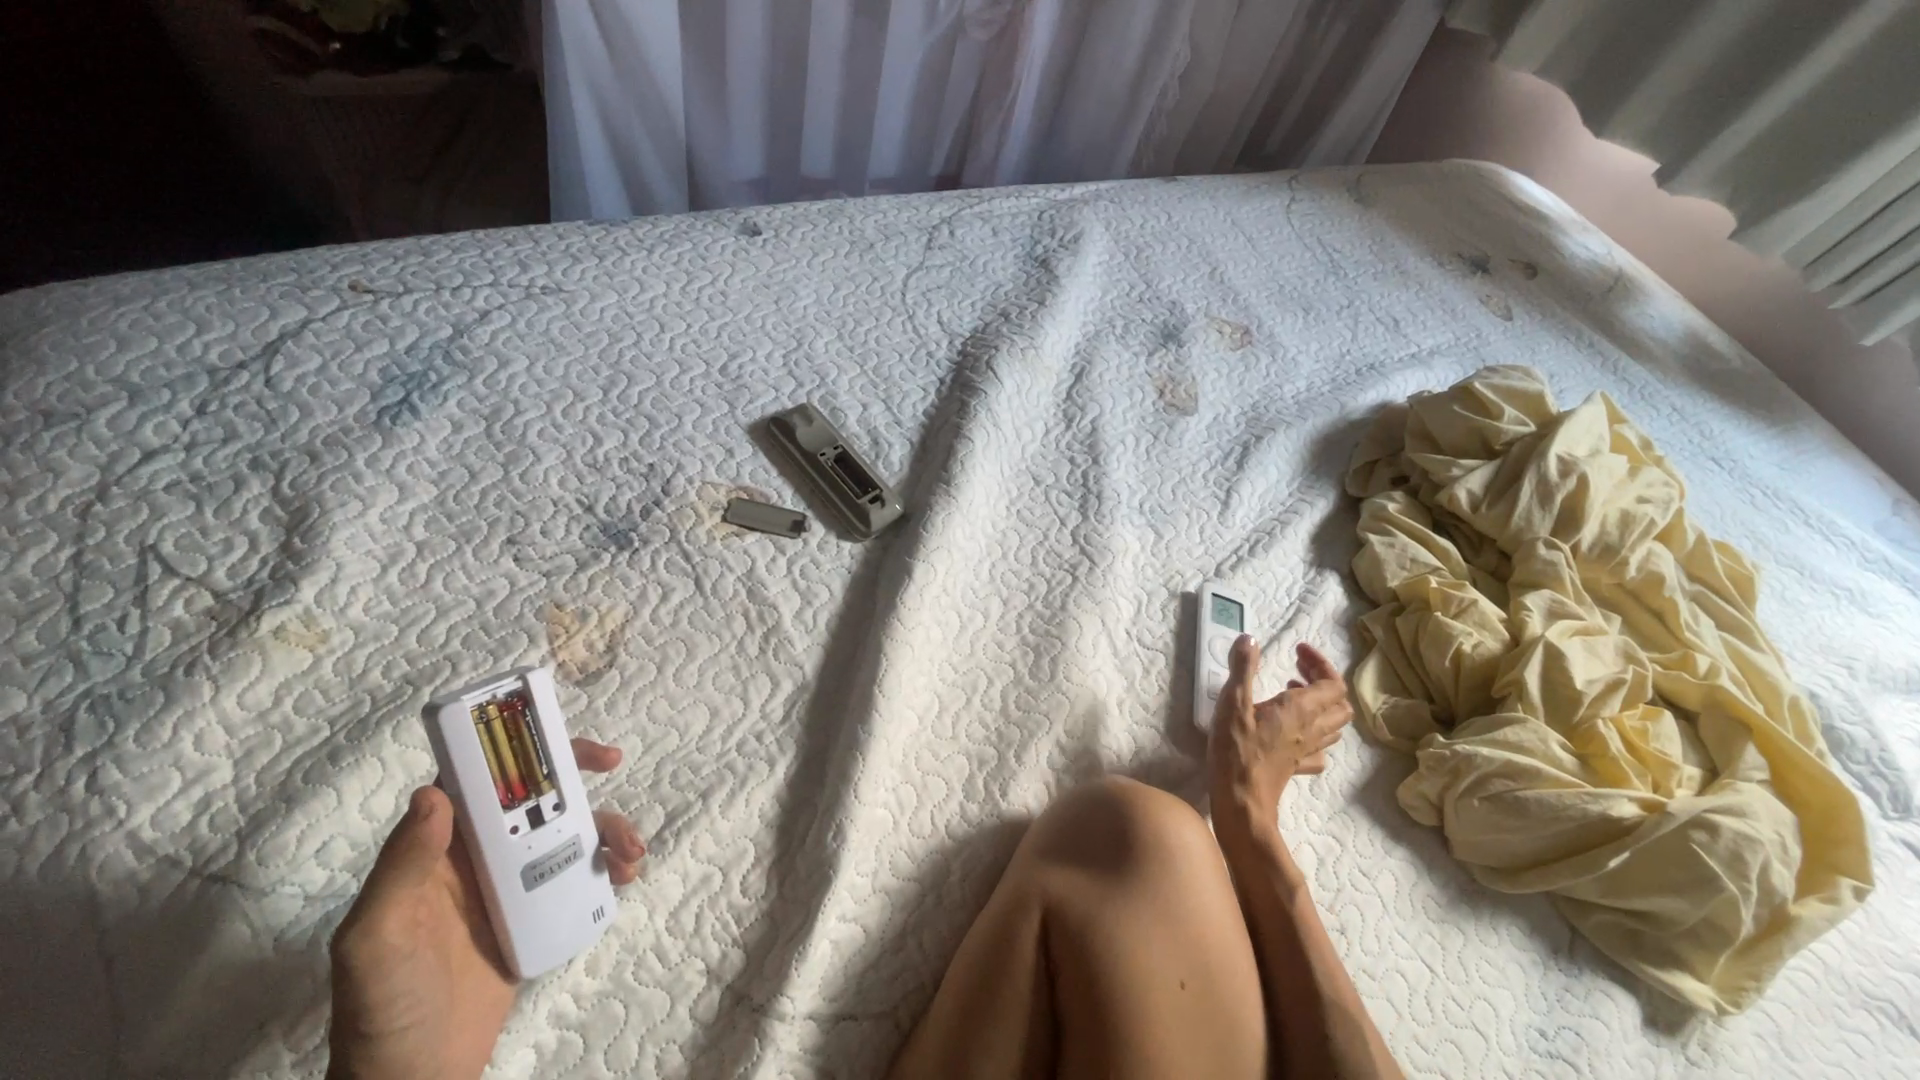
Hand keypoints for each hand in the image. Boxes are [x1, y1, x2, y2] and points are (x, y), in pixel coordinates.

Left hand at [327, 738, 646, 1079]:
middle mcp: (475, 859)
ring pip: (566, 834)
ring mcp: (510, 889)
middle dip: (574, 774)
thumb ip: (403, 868)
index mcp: (434, 852)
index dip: (514, 750)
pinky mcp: (537, 917)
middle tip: (612, 761)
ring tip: (631, 852)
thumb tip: (435, 793)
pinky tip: (625, 877)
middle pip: (532, 798)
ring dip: (605, 826)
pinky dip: (607, 867)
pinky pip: (578, 877)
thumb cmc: (387, 1006)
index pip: (475, 781)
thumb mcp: (379, 936)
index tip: (552, 737)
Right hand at [1209, 637, 1352, 817]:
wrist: (1242, 800)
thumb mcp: (1232, 702)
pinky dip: (1313, 735)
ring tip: (1294, 696)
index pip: (1332, 681)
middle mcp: (1312, 727)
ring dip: (1321, 706)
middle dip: (1324, 682)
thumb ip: (1242, 668)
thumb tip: (1249, 638)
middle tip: (1297, 671)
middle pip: (1340, 703)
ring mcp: (1308, 750)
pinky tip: (1294, 733)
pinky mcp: (1298, 766)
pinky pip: (1319, 749)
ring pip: (1334, 725)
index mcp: (1301, 708)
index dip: (1320, 662)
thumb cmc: (1237, 749)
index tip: (1297, 651)